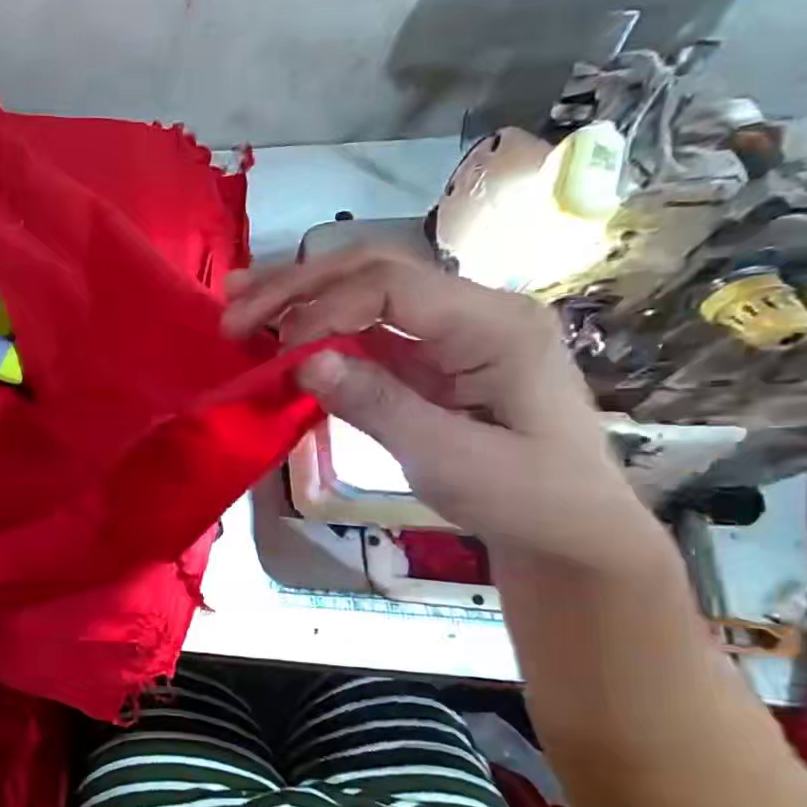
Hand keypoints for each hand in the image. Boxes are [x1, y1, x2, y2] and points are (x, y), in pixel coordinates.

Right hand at [222, 241, 662, 570]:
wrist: (571, 534)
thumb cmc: (525, 501)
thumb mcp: (450, 460)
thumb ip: (378, 405)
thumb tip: (303, 361)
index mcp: (495, 324)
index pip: (393, 287)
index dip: (323, 309)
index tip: (274, 351)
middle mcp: (476, 311)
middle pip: (375, 272)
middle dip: (300, 287)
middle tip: (235, 308)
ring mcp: (456, 333)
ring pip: (368, 294)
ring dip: (304, 298)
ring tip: (242, 299)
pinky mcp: (437, 360)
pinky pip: (372, 333)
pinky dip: (322, 333)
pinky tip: (282, 334)